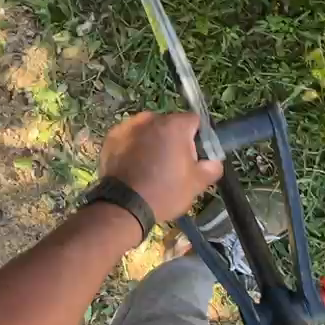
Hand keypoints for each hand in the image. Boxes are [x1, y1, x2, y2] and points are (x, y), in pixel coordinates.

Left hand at [96, 112, 222, 224]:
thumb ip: (212, 167)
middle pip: (169, 124)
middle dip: (173, 139)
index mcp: (174, 126)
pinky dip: (133, 145)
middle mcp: (150, 119)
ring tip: (150, 166)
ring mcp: (127, 126)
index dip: (197, 137)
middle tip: (172, 164)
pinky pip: (130, 136)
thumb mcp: (197, 184)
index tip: (194, 155)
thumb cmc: (165, 192)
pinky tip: (134, 165)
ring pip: (148, 129)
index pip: (194, 121)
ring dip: (152, 141)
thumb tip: (213, 161)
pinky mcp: (111, 137)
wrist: (124, 205)